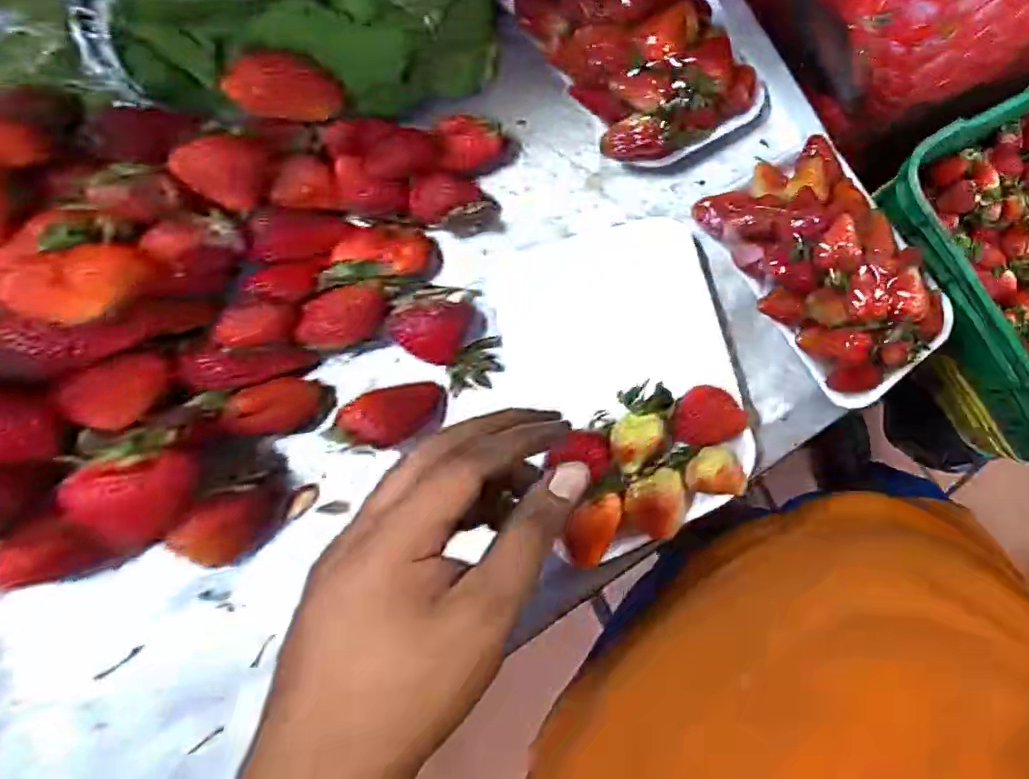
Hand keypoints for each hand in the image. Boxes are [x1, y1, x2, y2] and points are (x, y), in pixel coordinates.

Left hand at [244, 410, 589, 778]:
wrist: (320, 777)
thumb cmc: (415, 689)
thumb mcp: (490, 609)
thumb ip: (531, 531)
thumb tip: (572, 469)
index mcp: (387, 539)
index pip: (462, 462)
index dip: (520, 437)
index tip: (568, 427)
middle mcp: (356, 534)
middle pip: (428, 454)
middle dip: (492, 428)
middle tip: (547, 421)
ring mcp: (342, 557)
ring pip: (411, 480)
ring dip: (471, 460)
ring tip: (523, 473)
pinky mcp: (343, 579)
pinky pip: (403, 510)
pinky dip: (450, 492)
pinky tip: (479, 516)